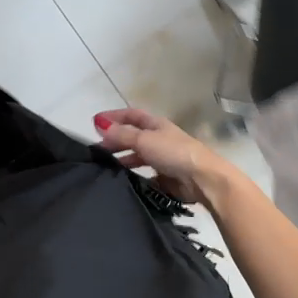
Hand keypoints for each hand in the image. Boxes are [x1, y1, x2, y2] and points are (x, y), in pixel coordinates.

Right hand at [92, 107, 231, 204]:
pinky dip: (133, 177)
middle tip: (96, 150)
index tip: (94, 122)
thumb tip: (98, 124)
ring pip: (137, 157)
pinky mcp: (165, 178)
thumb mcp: (144, 140)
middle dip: (115, 140)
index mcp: (156, 125)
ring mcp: (163, 159)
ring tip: (105, 168)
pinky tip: (121, 182)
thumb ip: (121, 134)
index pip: (131, 115)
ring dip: (122, 160)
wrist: (202, 179)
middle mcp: (159, 139)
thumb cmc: (174, 153)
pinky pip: (144, 175)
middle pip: (133, 137)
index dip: (114, 116)